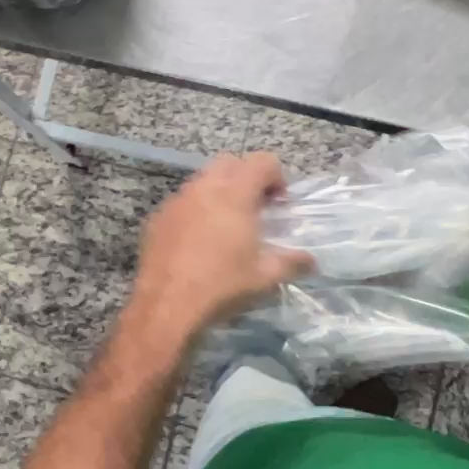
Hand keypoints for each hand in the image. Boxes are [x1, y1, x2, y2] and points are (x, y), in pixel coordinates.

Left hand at [132, 152, 313, 335]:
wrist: (166, 306)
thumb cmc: (222, 286)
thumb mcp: (264, 277)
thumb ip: (291, 262)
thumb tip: (310, 261)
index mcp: (234, 195)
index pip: (261, 161)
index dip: (276, 176)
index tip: (278, 204)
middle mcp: (203, 189)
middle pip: (229, 163)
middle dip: (246, 178)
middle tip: (255, 209)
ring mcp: (176, 201)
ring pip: (202, 180)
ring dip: (219, 192)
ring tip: (226, 227)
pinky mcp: (157, 218)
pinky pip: (182, 202)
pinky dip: (195, 210)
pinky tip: (197, 242)